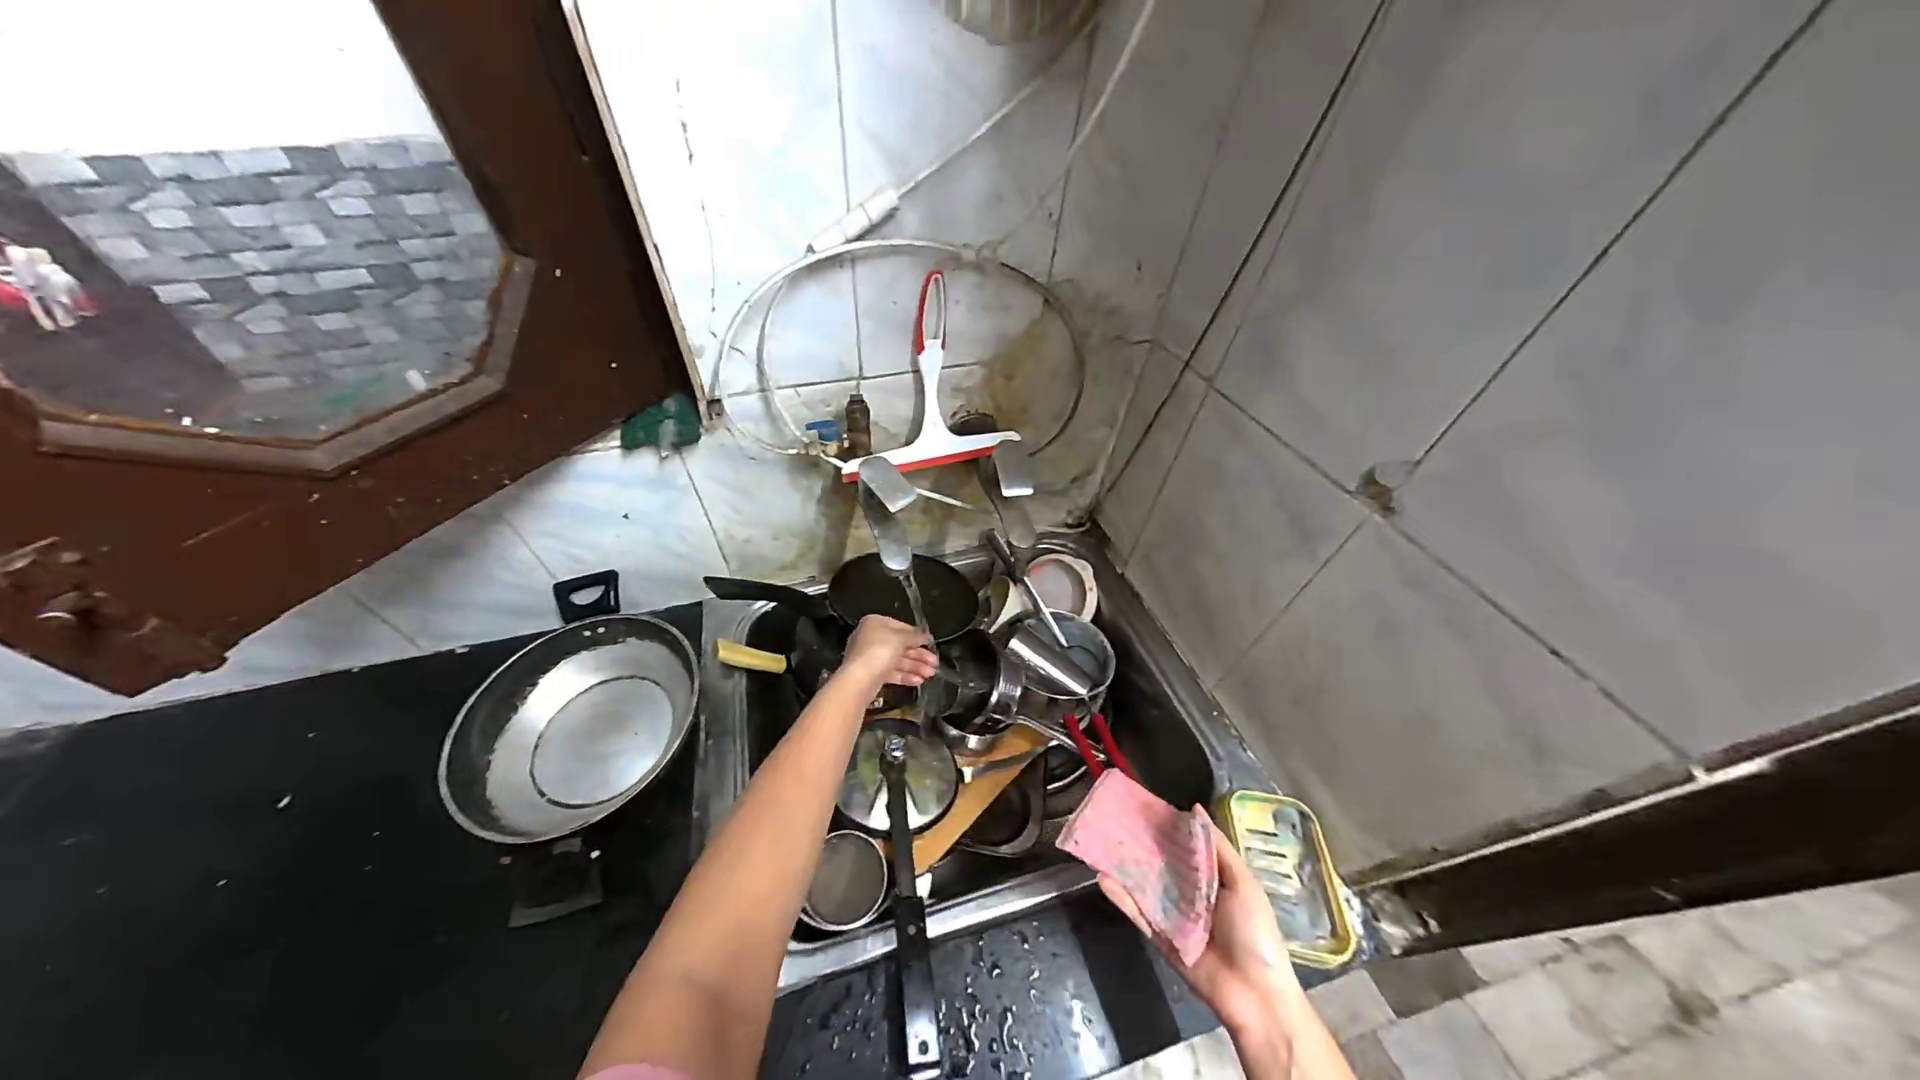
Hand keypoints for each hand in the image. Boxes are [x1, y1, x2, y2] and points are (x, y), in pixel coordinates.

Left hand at [840, 615, 937, 690]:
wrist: (859, 680)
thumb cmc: (878, 651)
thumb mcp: (901, 638)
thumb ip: (915, 635)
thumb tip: (925, 634)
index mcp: (875, 623)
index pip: (900, 627)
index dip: (917, 635)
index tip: (930, 642)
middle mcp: (871, 638)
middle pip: (900, 646)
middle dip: (919, 655)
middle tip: (934, 662)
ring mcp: (871, 657)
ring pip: (897, 660)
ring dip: (915, 667)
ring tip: (930, 674)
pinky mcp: (872, 674)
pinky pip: (892, 673)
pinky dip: (905, 676)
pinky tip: (918, 680)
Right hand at [1098, 820, 1304, 1035]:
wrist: (1255, 996)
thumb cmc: (1255, 933)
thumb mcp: (1244, 884)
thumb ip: (1218, 848)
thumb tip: (1195, 808)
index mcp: (1212, 878)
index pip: (1184, 846)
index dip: (1166, 826)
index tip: (1143, 804)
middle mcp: (1190, 893)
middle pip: (1160, 863)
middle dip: (1140, 843)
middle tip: (1114, 818)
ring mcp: (1173, 915)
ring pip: (1144, 885)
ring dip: (1125, 866)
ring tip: (1100, 843)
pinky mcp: (1160, 936)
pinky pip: (1137, 913)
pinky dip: (1120, 897)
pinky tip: (1103, 878)